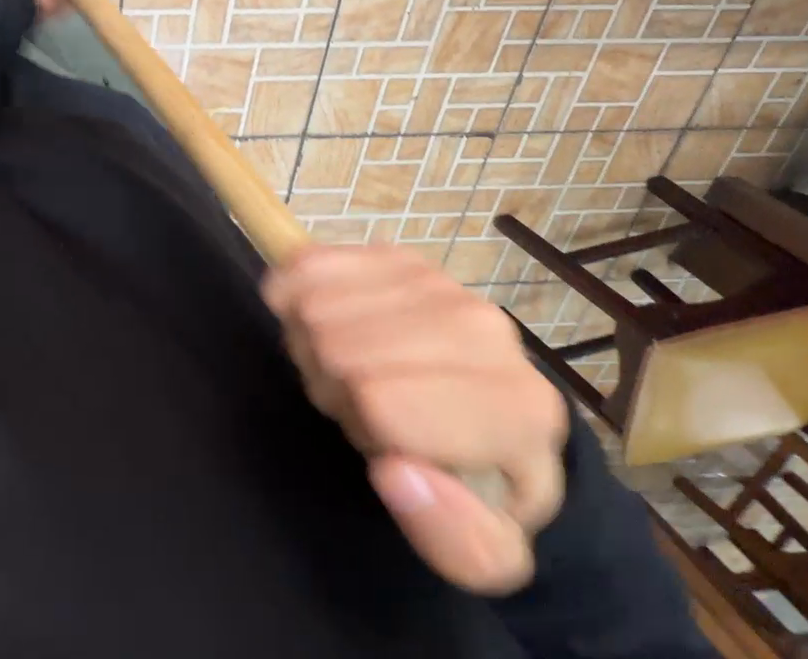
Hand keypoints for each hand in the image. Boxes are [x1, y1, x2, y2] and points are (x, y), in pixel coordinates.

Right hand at [262, 246, 567, 595]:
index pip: (379, 398)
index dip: (363, 429)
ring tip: (350, 370)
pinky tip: (314, 319)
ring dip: (314, 345)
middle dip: (333, 388)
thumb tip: (396, 471)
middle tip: (364, 409)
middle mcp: (485, 330)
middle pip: (338, 350)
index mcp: (515, 408)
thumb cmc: (482, 484)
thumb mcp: (485, 552)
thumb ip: (453, 536)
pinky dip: (293, 293)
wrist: (500, 418)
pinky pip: (310, 263)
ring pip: (318, 307)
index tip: (391, 445)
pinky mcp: (399, 256)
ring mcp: (439, 283)